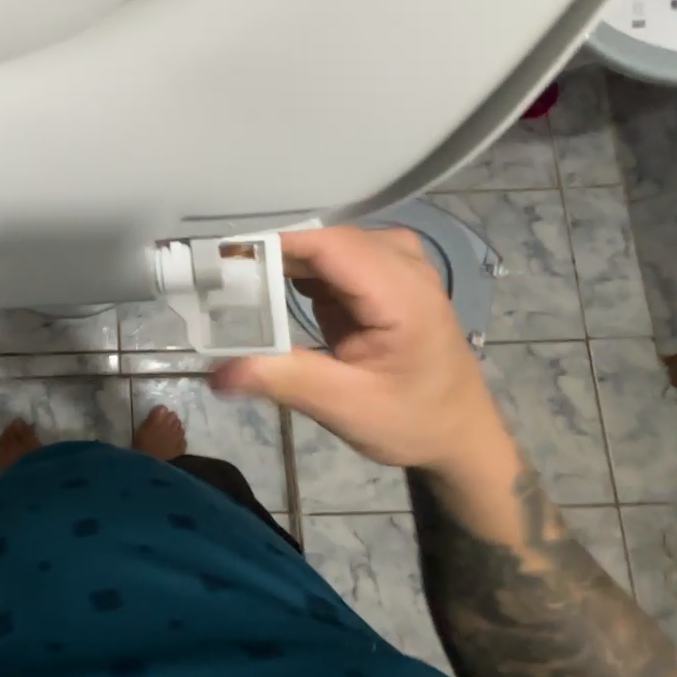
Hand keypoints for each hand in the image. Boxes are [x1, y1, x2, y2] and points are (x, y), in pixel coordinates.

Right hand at [211, 226, 504, 472]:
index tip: (222, 265)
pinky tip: (271, 299)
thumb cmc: (413, 420)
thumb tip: (216, 373)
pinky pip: (331, 261)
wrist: (460, 434)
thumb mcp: (346, 407)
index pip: (329, 247)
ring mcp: (396, 267)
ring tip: (237, 293)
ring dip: (282, 268)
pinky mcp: (383, 276)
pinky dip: (299, 275)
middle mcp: (403, 266)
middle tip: (219, 285)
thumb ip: (283, 380)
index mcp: (403, 295)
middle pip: (323, 243)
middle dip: (270, 260)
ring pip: (324, 249)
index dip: (274, 248)